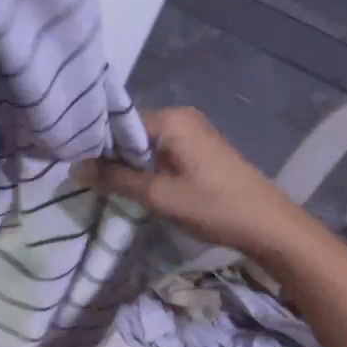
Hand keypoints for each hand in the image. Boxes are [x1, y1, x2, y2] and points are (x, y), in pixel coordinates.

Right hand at [77, 107, 322, 259]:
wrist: (273, 229)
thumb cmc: (215, 207)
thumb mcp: (159, 196)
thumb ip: (115, 179)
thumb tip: (74, 168)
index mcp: (171, 119)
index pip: (118, 123)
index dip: (95, 145)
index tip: (76, 165)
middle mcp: (181, 117)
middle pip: (130, 132)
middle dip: (110, 155)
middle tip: (87, 179)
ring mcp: (193, 132)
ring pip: (144, 144)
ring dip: (128, 164)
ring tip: (106, 184)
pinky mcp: (200, 150)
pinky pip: (160, 151)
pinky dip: (146, 167)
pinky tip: (136, 186)